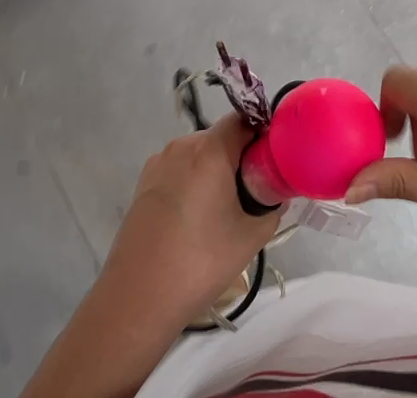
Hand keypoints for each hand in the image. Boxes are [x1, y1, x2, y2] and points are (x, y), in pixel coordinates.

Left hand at [96, 115, 281, 326]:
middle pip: (220, 138)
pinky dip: (193, 185)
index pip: (244, 119)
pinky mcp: (143, 184)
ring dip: (216, 173)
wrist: (139, 296)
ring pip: (199, 156)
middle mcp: (181, 146)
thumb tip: (277, 192)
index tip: (274, 161)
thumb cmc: (201, 260)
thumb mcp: (252, 235)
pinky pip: (179, 172)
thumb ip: (274, 205)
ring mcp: (158, 164)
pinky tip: (196, 221)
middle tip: (255, 194)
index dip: (263, 134)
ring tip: (224, 214)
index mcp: (209, 150)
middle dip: (241, 158)